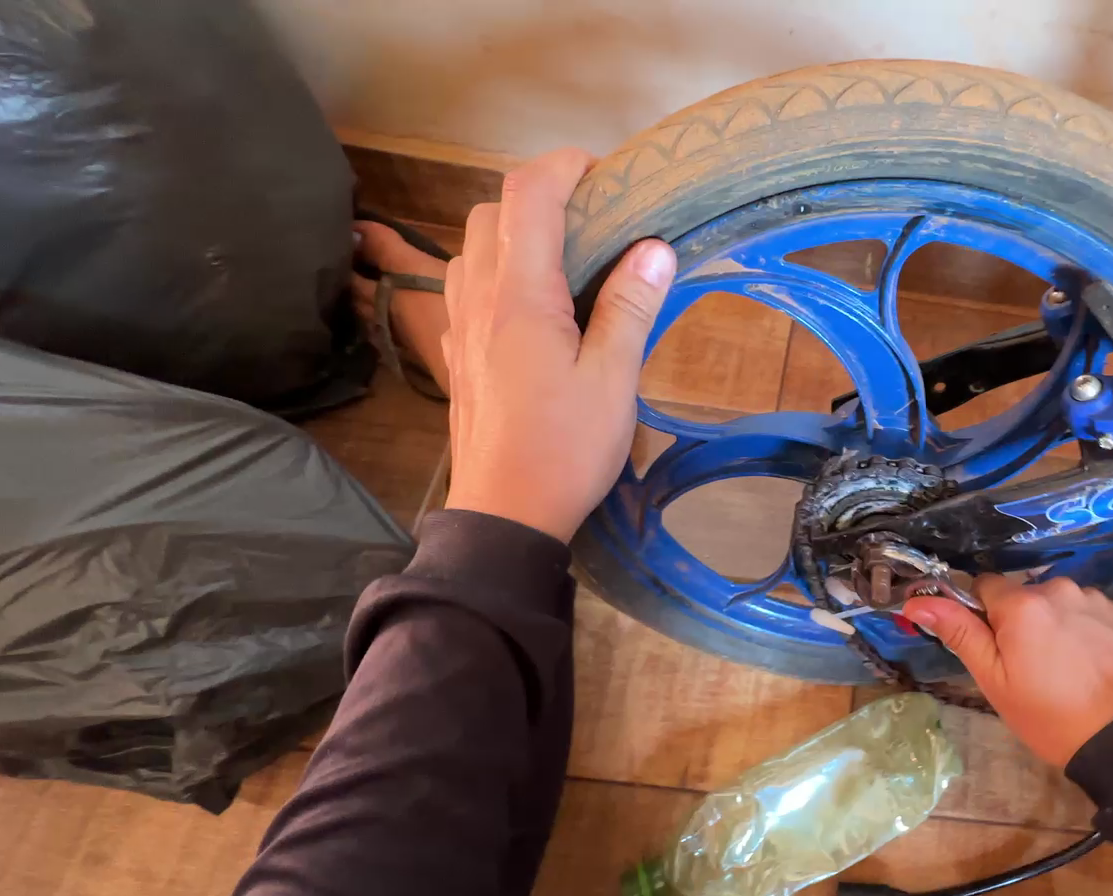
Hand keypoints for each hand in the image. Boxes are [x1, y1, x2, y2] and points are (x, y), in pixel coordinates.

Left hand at [442, 147, 676, 541]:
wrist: (507, 512)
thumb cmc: (567, 448)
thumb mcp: (614, 380)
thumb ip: (630, 308)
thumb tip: (655, 248)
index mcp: (520, 297)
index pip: (529, 197)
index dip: (564, 167)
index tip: (605, 172)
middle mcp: (478, 298)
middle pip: (492, 213)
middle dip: (540, 198)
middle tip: (594, 222)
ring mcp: (459, 326)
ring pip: (472, 248)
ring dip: (514, 234)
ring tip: (564, 261)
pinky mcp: (456, 354)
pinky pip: (467, 286)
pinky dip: (498, 271)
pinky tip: (531, 307)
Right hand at [904, 575, 1112, 765]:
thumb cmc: (1050, 716)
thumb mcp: (995, 681)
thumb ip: (959, 633)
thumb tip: (915, 602)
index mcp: (1022, 604)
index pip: (984, 586)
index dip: (982, 615)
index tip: (993, 647)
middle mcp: (1059, 588)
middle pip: (1023, 595)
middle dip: (1019, 621)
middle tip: (1028, 666)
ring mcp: (1095, 598)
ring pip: (1057, 602)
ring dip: (1053, 623)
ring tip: (1063, 667)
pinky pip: (1088, 610)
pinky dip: (1083, 628)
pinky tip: (1089, 662)